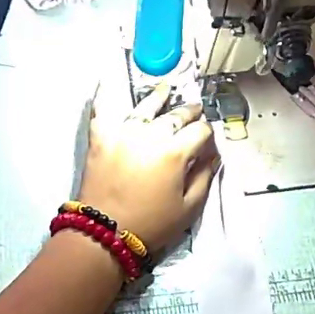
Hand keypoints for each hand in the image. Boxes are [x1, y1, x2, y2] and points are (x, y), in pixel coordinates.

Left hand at [75, 83, 217, 251]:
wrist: (105, 232)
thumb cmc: (152, 224)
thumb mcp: (189, 207)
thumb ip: (204, 176)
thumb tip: (213, 155)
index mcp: (176, 152)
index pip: (200, 131)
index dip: (208, 134)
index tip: (208, 139)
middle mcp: (151, 135)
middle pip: (176, 115)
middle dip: (189, 112)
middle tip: (195, 110)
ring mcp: (124, 132)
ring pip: (145, 107)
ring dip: (158, 97)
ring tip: (165, 89)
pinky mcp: (101, 136)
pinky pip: (104, 109)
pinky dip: (106, 94)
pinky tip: (108, 81)